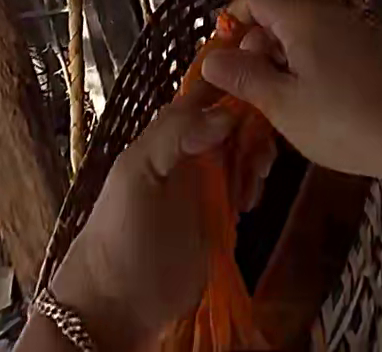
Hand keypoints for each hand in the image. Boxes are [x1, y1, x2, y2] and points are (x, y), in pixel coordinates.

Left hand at [45, 84, 275, 350]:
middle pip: (236, 117)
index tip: (265, 76)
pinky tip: (250, 198)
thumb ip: (175, 133)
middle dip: (255, 123)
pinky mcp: (223, 213)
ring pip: (246, 149)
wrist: (116, 304)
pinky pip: (248, 184)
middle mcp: (195, 147)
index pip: (209, 90)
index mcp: (173, 129)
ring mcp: (210, 180)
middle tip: (260, 148)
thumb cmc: (120, 229)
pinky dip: (256, 184)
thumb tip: (227, 114)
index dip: (235, 79)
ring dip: (258, 154)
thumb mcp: (138, 171)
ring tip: (256, 176)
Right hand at [199, 0, 381, 182]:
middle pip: (277, 16)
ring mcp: (349, 32)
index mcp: (300, 17)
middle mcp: (325, 15)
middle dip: (254, 47)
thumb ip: (244, 78)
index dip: (231, 19)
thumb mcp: (283, 104)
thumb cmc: (341, 119)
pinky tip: (307, 104)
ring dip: (279, 61)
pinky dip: (304, 67)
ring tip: (273, 103)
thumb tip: (212, 58)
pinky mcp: (367, 52)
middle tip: (244, 90)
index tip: (219, 54)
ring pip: (300, 35)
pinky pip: (322, 48)